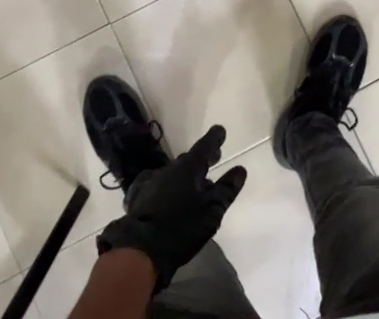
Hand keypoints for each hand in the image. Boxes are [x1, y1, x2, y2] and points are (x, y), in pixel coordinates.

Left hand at [97, 126, 246, 289]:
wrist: (142, 248)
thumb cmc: (183, 227)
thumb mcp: (212, 210)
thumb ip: (226, 189)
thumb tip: (240, 170)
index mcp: (188, 168)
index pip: (204, 146)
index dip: (214, 138)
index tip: (220, 130)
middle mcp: (169, 169)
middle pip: (189, 159)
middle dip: (202, 158)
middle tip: (213, 158)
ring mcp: (151, 182)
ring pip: (173, 173)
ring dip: (185, 175)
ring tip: (195, 183)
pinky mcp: (138, 197)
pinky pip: (157, 185)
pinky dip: (167, 187)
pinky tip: (167, 194)